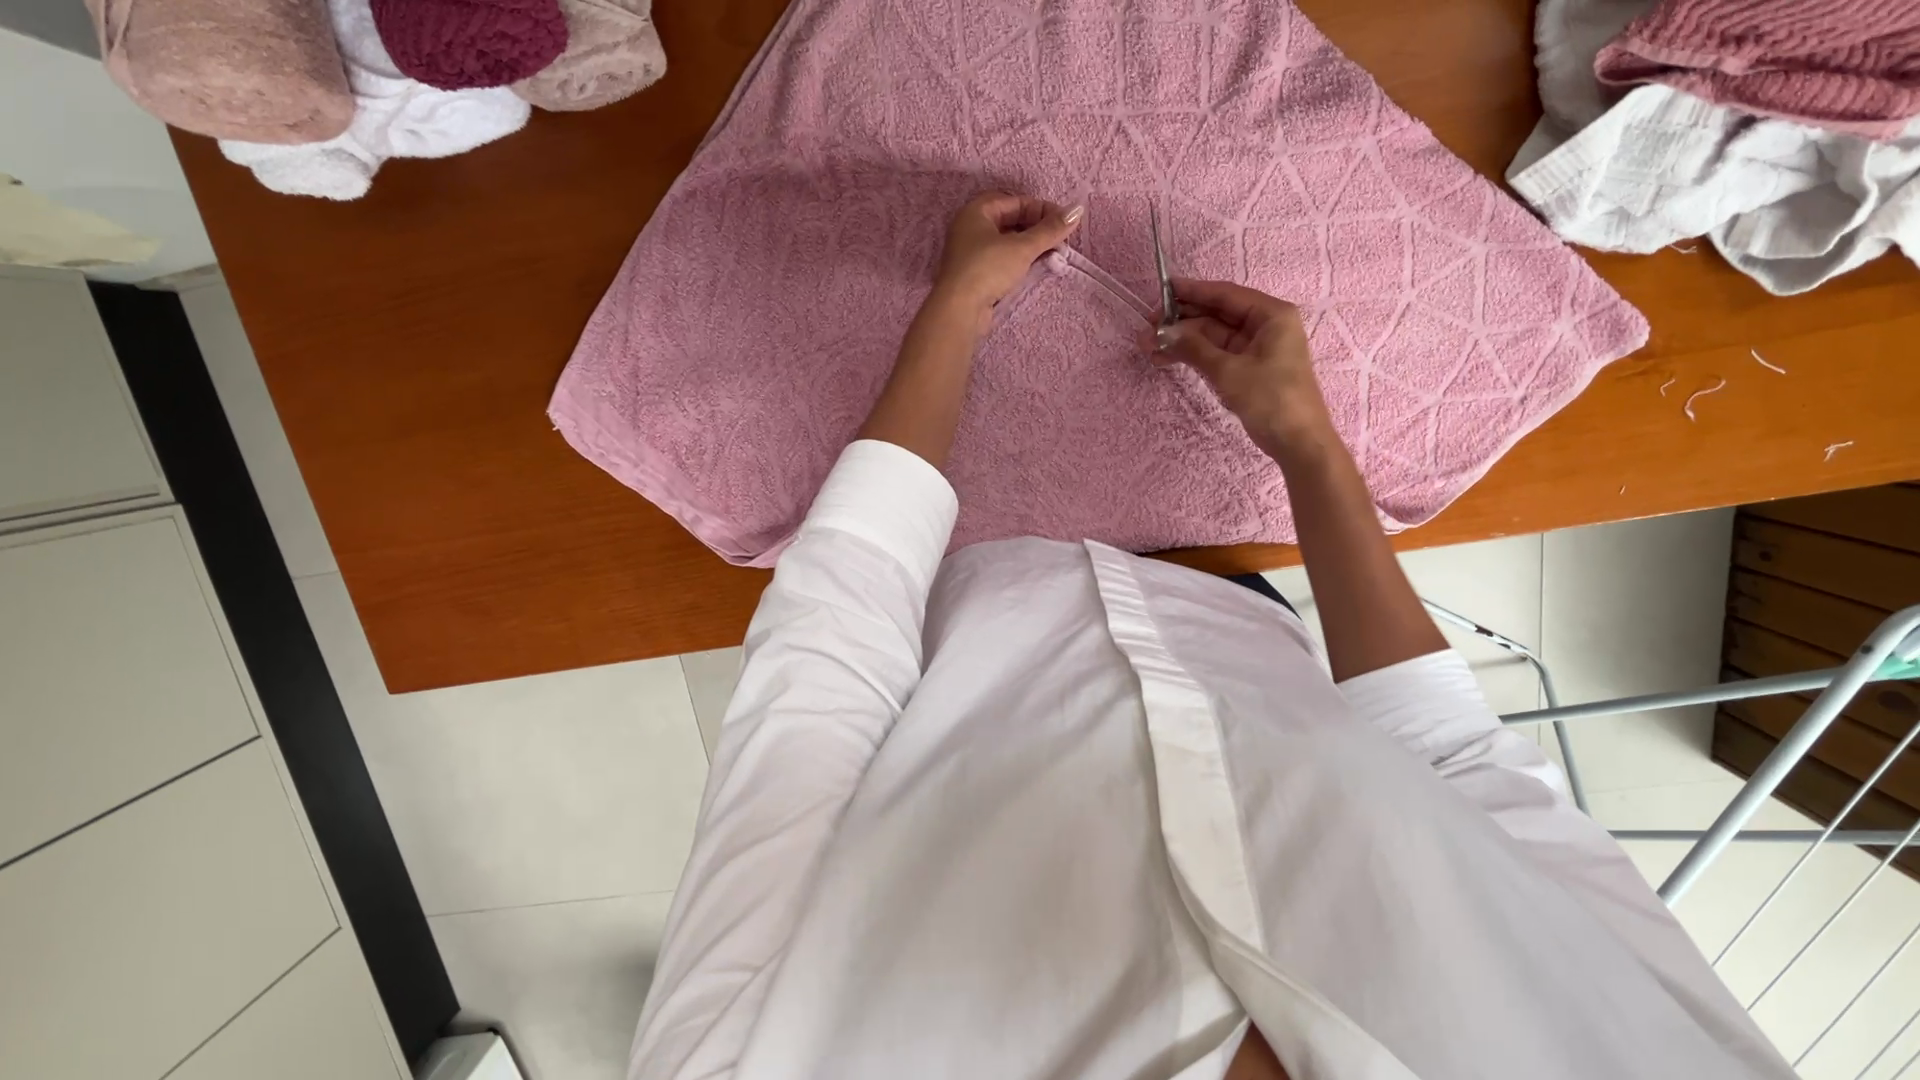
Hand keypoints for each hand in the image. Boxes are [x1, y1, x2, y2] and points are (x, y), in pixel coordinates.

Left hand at [932, 191, 1083, 320]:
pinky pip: (1002, 260)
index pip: (1015, 202)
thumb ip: (1050, 230)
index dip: (1041, 209)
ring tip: (1054, 255)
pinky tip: (1037, 268)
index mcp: (976, 212)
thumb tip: (1077, 210)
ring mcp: (971, 254)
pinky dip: (1020, 261)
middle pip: (1011, 221)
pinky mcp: (975, 275)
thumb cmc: (987, 269)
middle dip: (1038, 230)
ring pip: (1008, 243)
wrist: (959, 310)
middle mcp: (970, 229)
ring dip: (1031, 247)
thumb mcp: (1022, 247)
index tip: (1064, 222)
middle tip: (1061, 240)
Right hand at [1143, 278, 1333, 455]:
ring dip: (1182, 340)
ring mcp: (1256, 349)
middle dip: (1182, 321)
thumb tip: (1162, 332)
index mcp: (1271, 315)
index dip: (1192, 291)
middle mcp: (1265, 326)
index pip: (1226, 294)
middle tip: (1148, 325)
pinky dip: (1193, 355)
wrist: (1298, 443)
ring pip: (1212, 336)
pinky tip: (1167, 358)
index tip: (1162, 289)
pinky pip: (1216, 354)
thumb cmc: (1271, 399)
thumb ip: (1194, 348)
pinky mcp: (1248, 369)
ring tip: (1149, 346)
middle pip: (1217, 314)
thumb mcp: (1228, 371)